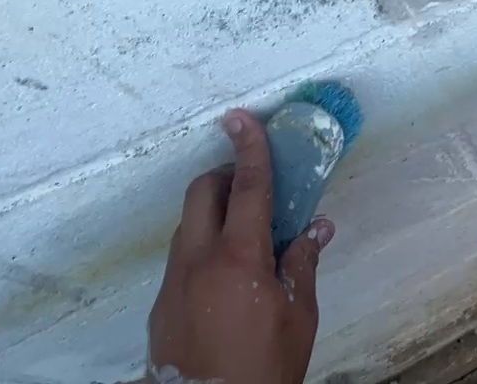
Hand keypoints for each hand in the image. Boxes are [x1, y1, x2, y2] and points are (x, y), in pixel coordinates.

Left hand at [147, 109, 332, 383]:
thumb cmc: (264, 367)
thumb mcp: (299, 315)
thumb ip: (302, 264)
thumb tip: (316, 228)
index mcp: (238, 258)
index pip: (248, 186)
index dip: (249, 147)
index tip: (240, 117)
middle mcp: (197, 262)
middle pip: (202, 192)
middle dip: (226, 175)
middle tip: (255, 187)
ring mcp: (172, 285)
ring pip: (188, 224)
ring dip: (215, 212)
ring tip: (247, 236)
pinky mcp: (160, 308)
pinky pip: (181, 257)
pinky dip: (204, 246)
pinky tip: (228, 276)